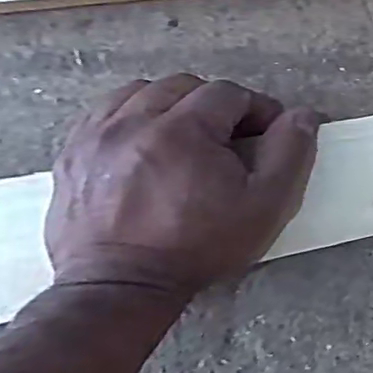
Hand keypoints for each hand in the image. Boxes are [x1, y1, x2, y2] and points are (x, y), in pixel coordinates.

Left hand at [43, 74, 321, 301]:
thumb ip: (291, 150)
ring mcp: (92, 139)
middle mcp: (131, 124)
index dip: (259, 110)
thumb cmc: (203, 243)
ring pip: (138, 93)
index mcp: (181, 131)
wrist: (121, 287)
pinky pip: (103, 114)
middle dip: (217, 104)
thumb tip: (302, 115)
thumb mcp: (269, 201)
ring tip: (190, 137)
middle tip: (232, 138)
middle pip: (183, 85)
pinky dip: (133, 117)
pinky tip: (151, 145)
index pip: (230, 93)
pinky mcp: (69, 157)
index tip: (268, 138)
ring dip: (172, 105)